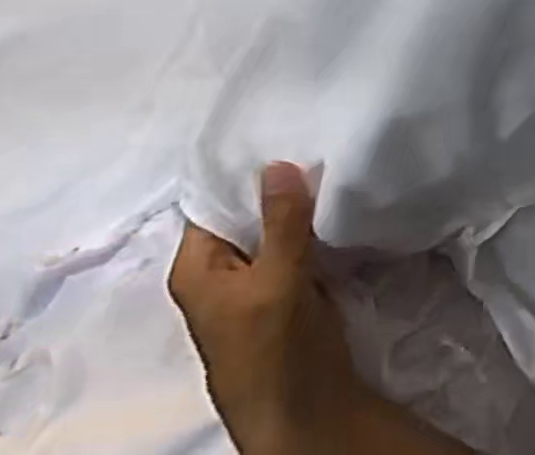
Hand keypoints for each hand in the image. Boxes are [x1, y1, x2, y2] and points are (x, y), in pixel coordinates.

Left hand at [170, 164, 372, 454]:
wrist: (304, 403)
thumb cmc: (273, 346)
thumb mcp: (276, 280)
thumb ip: (281, 222)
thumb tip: (277, 162)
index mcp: (197, 269)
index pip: (212, 203)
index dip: (242, 170)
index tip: (280, 132)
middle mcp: (222, 269)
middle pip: (246, 211)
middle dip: (278, 182)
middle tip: (314, 138)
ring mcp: (257, 277)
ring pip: (276, 225)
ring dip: (301, 201)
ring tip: (331, 159)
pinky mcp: (289, 283)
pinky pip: (298, 240)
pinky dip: (314, 221)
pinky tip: (337, 199)